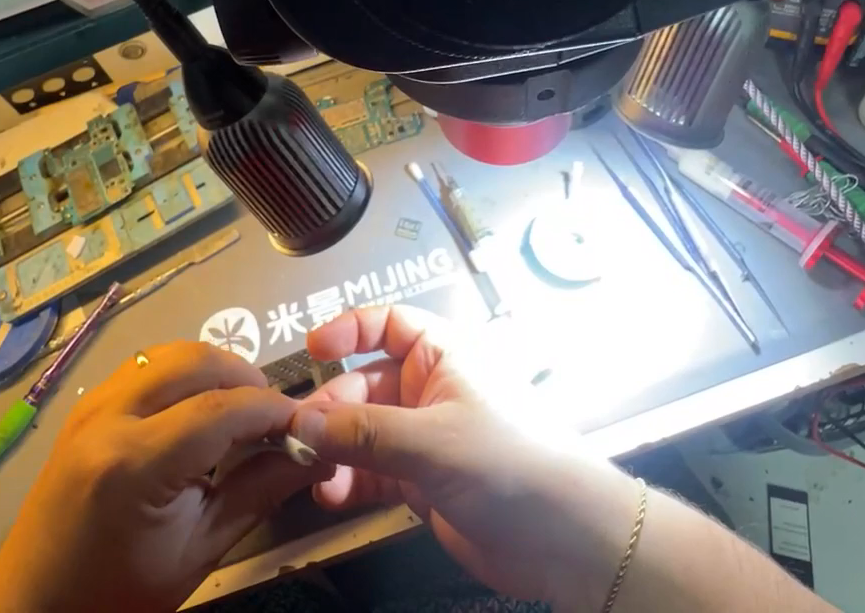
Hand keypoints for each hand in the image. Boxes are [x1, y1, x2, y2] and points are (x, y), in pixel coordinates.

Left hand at [0, 340, 328, 612]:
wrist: (34, 608)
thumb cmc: (118, 592)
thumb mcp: (199, 551)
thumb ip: (259, 491)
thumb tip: (316, 452)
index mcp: (135, 463)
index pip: (222, 410)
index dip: (273, 409)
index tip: (306, 422)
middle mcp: (109, 417)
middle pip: (196, 361)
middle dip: (246, 377)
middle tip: (274, 412)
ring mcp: (91, 404)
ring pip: (170, 351)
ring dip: (215, 366)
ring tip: (240, 404)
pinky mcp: (86, 404)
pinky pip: (146, 362)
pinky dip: (183, 370)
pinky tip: (199, 402)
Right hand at [290, 306, 641, 608]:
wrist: (567, 540)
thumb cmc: (509, 463)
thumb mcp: (435, 441)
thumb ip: (366, 433)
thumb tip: (301, 422)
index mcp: (443, 355)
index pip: (389, 324)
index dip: (350, 330)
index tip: (312, 350)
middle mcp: (429, 388)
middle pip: (364, 383)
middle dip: (331, 409)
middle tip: (298, 438)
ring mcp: (423, 436)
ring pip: (362, 431)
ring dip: (334, 449)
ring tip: (312, 474)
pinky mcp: (419, 480)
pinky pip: (371, 470)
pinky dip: (348, 480)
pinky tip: (329, 495)